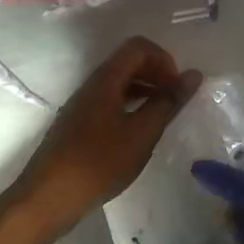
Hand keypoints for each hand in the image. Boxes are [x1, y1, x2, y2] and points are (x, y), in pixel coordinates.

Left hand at [14, 37, 200, 235]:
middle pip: (128, 62)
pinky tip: (140, 133)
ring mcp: (83, 106)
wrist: (51, 196)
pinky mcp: (79, 125)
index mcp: (106, 80)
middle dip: (157, 74)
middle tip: (176, 100)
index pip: (138, 47)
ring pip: (119, 84)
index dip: (164, 60)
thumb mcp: (142, 133)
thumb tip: (193, 75)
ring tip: (163, 116)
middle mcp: (92, 86)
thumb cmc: (100, 162)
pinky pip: (110, 103)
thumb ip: (168, 102)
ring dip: (145, 91)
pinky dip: (132, 107)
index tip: (178, 87)